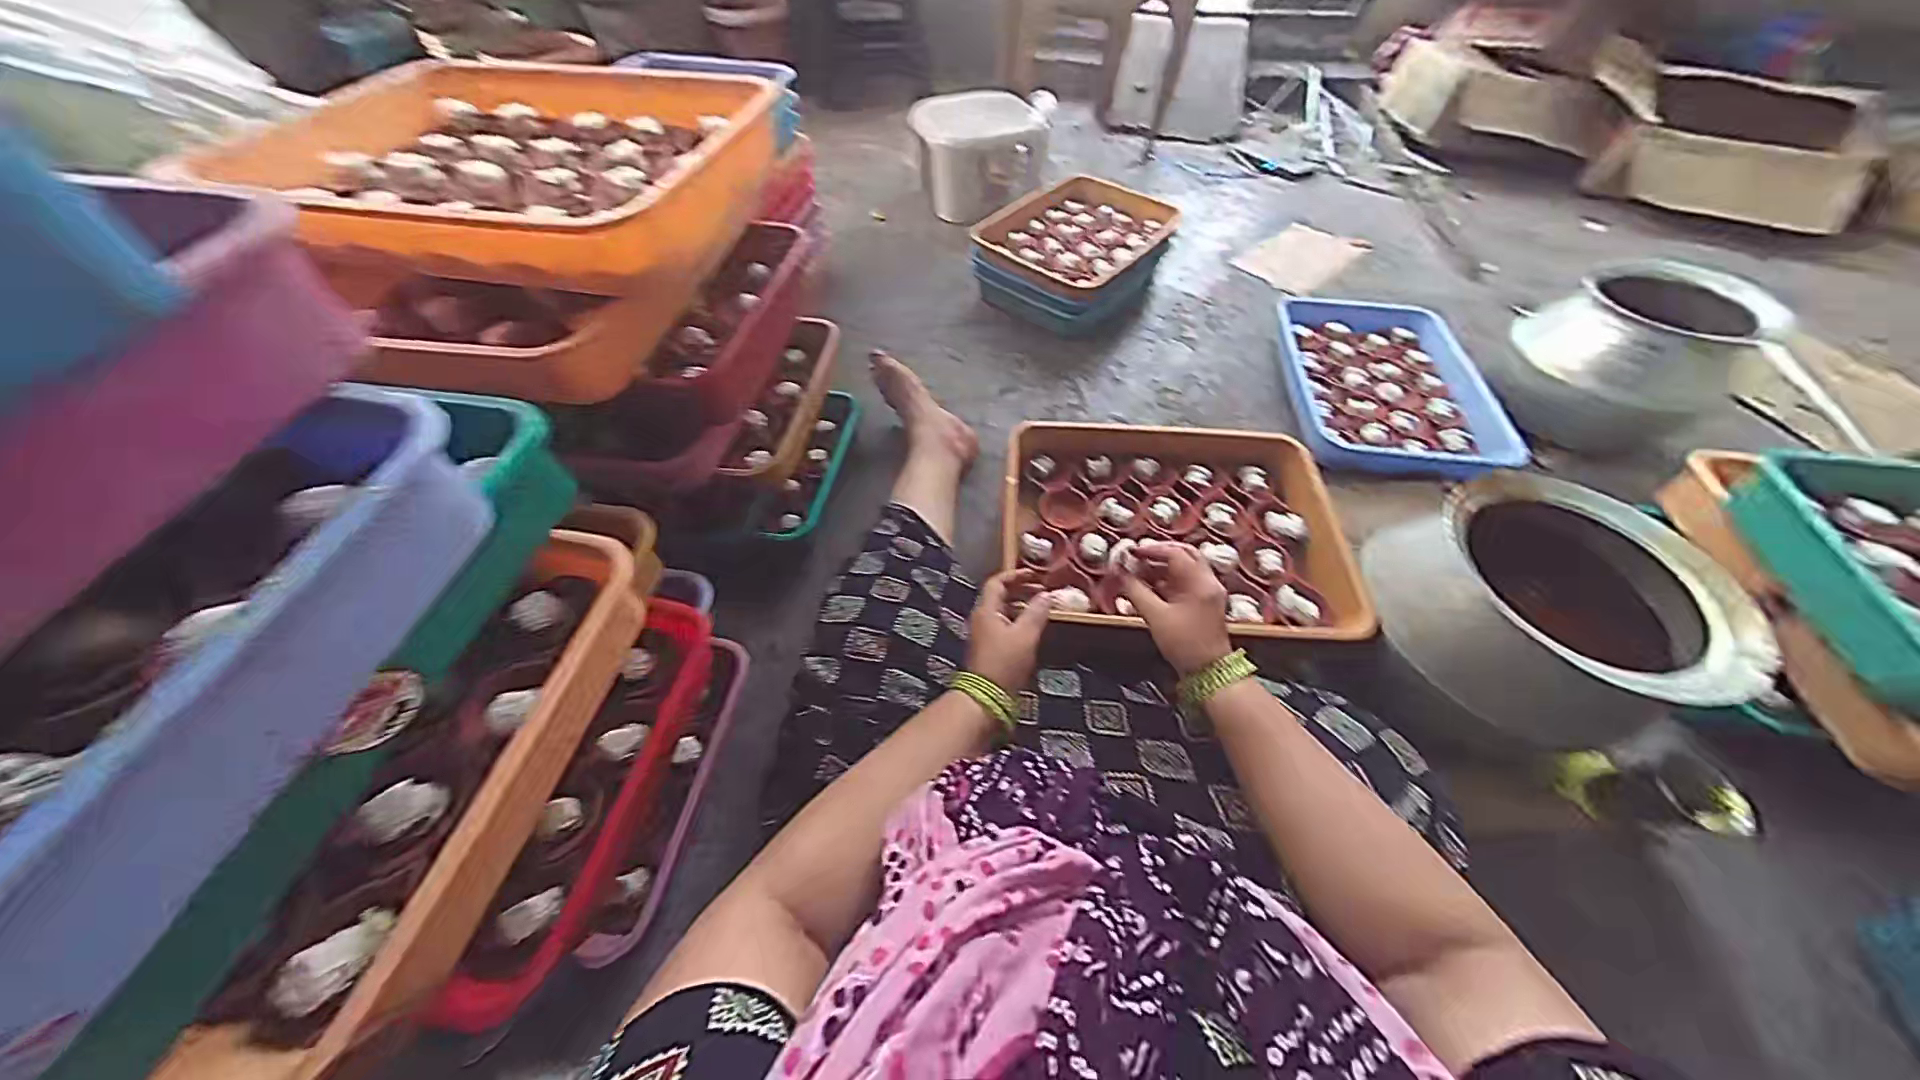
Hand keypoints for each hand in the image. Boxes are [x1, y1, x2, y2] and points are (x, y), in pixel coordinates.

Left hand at [966, 568, 1051, 692]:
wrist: (986, 698)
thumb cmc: (1004, 662)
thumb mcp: (1025, 635)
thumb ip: (1037, 612)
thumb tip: (1047, 595)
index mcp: (986, 610)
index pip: (997, 582)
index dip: (1016, 574)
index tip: (1035, 574)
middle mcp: (981, 619)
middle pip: (1000, 596)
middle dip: (1022, 590)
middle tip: (1043, 591)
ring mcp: (984, 634)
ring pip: (1003, 612)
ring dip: (1022, 606)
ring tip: (1042, 608)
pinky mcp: (989, 648)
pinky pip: (1004, 626)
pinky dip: (1018, 621)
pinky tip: (1034, 628)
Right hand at [1119, 541, 1232, 675]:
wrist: (1209, 671)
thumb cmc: (1185, 644)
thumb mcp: (1155, 616)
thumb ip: (1135, 591)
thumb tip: (1120, 572)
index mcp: (1200, 582)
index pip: (1175, 553)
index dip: (1151, 550)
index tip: (1131, 553)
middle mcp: (1208, 582)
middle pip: (1184, 555)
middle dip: (1158, 554)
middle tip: (1137, 558)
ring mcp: (1207, 592)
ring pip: (1184, 568)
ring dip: (1161, 567)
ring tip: (1138, 573)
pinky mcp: (1203, 603)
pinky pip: (1184, 582)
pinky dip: (1166, 580)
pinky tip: (1148, 587)